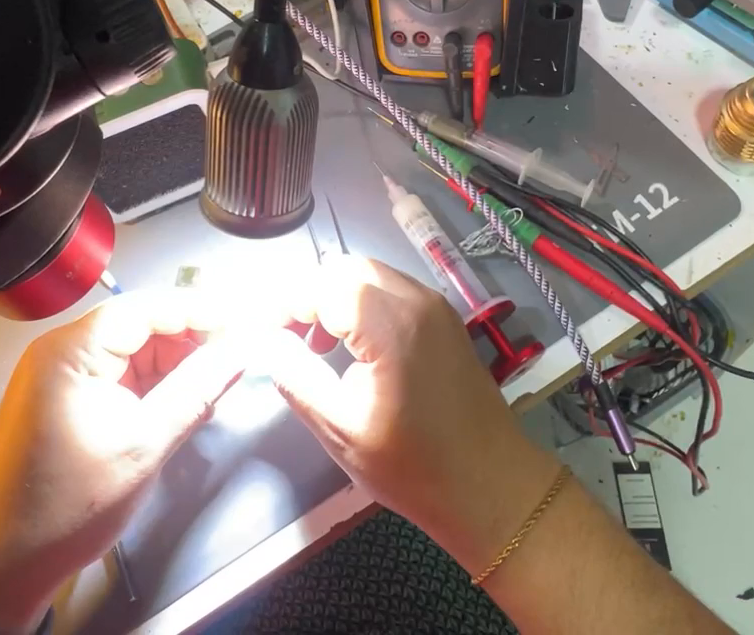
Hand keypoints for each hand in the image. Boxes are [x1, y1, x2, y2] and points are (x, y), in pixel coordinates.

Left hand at [0, 290, 254, 629]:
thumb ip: (197, 390)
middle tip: (238, 358)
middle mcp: (66, 350)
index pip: (147, 307)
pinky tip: (191, 399)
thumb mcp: (144, 445)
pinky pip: (126, 374)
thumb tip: (241, 351)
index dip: (199, 311)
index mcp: (71, 350)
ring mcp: (67, 374)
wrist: (1, 568)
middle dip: (193, 338)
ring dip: (180, 362)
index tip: (244, 325)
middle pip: (144, 323)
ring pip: (139, 349)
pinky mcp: (73, 398)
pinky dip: (160, 384)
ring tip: (220, 382)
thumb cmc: (67, 505)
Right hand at [264, 256, 562, 572]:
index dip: (283, 305)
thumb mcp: (340, 428)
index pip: (320, 285)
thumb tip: (265, 340)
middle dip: (308, 295)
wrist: (491, 486)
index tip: (263, 338)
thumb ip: (296, 375)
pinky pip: (390, 288)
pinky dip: (362, 302)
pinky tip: (352, 345)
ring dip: (334, 296)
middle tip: (286, 339)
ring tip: (316, 345)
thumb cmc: (413, 465)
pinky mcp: (443, 317)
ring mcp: (433, 304)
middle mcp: (415, 298)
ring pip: (368, 273)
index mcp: (390, 322)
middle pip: (344, 268)